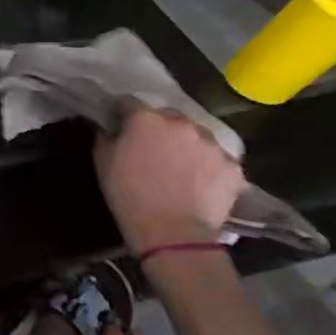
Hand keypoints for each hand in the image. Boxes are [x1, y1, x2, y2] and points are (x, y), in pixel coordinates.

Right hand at [93, 108, 244, 253]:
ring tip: (179, 166)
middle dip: (158, 128)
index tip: (118, 123)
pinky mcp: (233, 165)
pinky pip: (216, 158)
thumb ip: (107, 137)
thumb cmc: (128, 194)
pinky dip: (207, 165)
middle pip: (167, 117)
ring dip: (185, 144)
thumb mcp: (102, 162)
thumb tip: (111, 129)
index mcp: (146, 119)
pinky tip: (198, 181)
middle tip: (150, 147)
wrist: (172, 231)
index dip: (122, 113)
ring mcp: (212, 144)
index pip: (130, 103)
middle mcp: (182, 123)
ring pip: (196, 136)